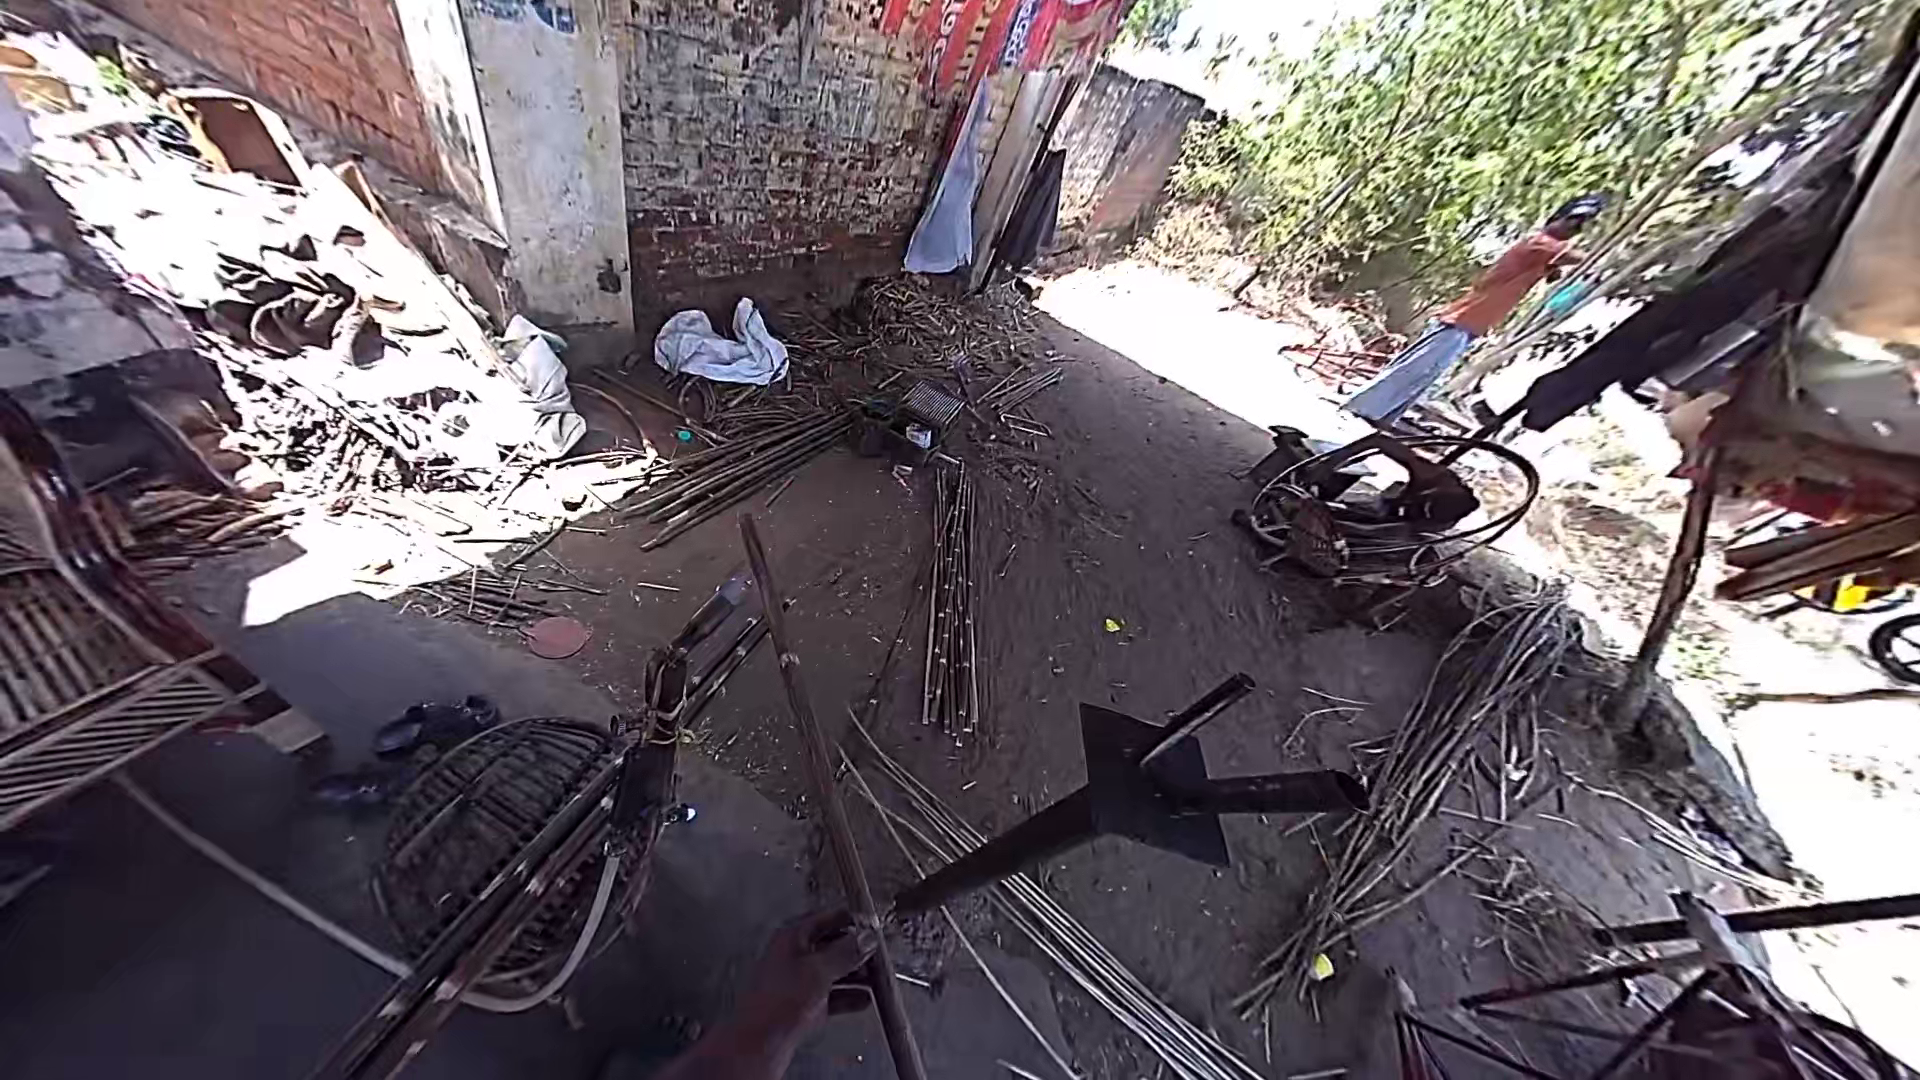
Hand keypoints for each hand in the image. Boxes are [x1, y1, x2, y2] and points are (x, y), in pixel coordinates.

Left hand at [735, 909, 877, 1039]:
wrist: (754, 1049)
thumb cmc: (780, 1002)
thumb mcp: (818, 971)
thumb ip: (846, 952)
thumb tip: (869, 936)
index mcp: (795, 935)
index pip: (830, 916)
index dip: (854, 919)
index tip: (876, 926)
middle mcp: (797, 953)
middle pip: (834, 943)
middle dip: (858, 948)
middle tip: (881, 954)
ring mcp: (800, 980)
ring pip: (835, 969)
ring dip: (857, 973)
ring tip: (879, 978)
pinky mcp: (803, 1005)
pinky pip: (831, 994)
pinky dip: (848, 995)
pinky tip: (865, 1000)